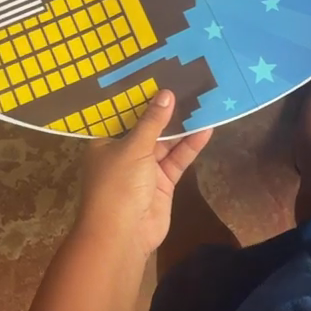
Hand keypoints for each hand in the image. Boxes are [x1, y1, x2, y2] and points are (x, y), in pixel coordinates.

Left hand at [76, 90, 211, 257]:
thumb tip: (167, 93)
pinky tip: (206, 129)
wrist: (122, 235)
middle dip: (165, 110)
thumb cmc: (117, 185)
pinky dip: (190, 146)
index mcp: (105, 142)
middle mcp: (123, 152)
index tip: (155, 74)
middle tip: (186, 83)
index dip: (138, 96)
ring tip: (202, 101)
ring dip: (182, 127)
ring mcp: (144, 168)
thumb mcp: (133, 147)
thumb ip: (152, 122)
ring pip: (165, 142)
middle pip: (147, 127)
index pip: (121, 114)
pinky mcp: (162, 183)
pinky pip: (177, 160)